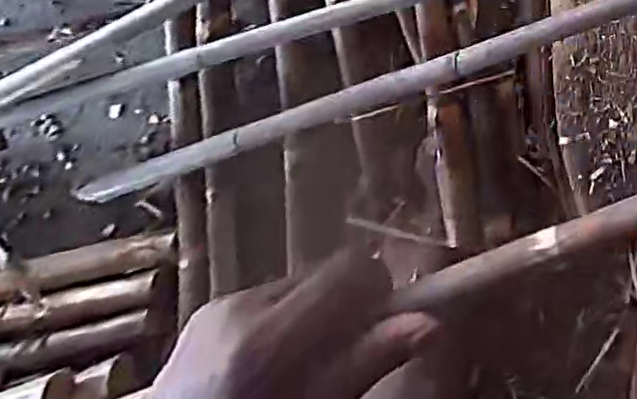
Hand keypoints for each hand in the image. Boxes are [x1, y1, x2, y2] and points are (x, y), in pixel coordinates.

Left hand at [150, 252, 439, 398]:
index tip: (385, 321)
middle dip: (345, 305)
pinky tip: (268, 366)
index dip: (375, 288)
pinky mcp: (206, 310)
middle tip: (348, 352)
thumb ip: (364, 365)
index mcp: (264, 341)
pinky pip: (265, 300)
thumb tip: (430, 325)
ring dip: (313, 317)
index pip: (347, 270)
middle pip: (323, 274)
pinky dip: (282, 324)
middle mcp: (241, 307)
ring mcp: (220, 305)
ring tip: (302, 366)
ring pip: (296, 288)